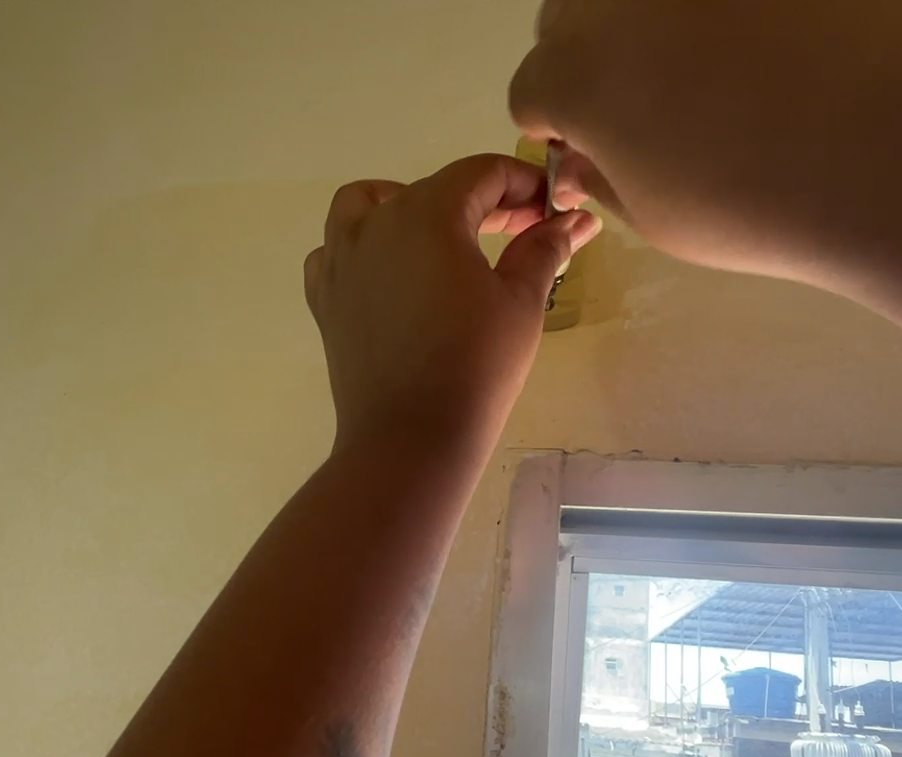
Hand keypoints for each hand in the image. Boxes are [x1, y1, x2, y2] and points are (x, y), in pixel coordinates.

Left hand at [304, 154, 599, 458]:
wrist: (410, 438)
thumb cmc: (475, 367)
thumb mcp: (520, 302)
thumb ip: (544, 248)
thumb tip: (576, 218)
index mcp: (426, 213)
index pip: (481, 173)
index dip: (523, 184)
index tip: (549, 211)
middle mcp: (373, 224)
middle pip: (431, 189)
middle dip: (480, 201)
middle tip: (518, 231)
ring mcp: (340, 262)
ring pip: (366, 206)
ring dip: (406, 208)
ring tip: (439, 241)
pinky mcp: (324, 301)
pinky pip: (335, 254)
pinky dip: (361, 251)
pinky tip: (389, 277)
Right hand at [509, 0, 901, 278]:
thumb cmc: (751, 201)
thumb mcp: (654, 215)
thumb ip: (601, 178)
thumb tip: (576, 163)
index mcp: (575, 73)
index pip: (530, 90)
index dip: (551, 129)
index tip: (586, 152)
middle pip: (566, 15)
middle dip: (582, 61)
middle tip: (636, 108)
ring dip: (641, 27)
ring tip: (700, 72)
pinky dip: (714, 15)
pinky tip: (759, 46)